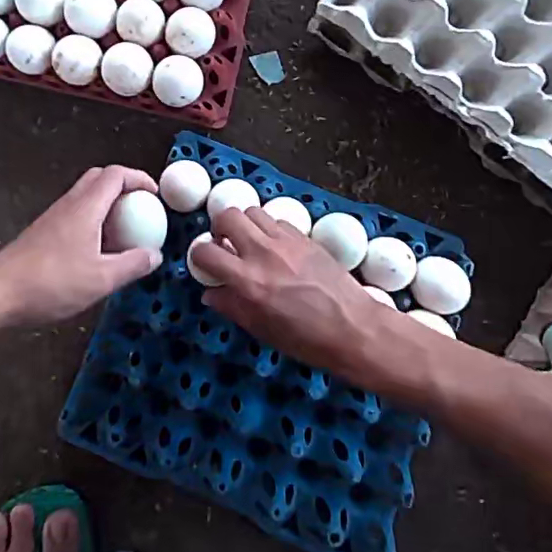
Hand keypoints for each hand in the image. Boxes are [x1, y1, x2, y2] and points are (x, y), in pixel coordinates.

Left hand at [0, 165, 162, 326]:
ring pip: (85, 198)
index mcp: (85, 208)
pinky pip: (74, 216)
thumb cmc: (48, 283)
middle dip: (124, 188)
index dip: (139, 179)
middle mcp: (68, 205)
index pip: (115, 175)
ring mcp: (53, 218)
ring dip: (107, 208)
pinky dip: (92, 224)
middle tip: (141, 211)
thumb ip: (132, 265)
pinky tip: (97, 253)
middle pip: (99, 179)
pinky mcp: (42, 234)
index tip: (155, 196)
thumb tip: (153, 256)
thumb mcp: (101, 279)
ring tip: (123, 235)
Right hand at [191, 207, 403, 375]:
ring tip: (250, 242)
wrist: (353, 328)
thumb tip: (211, 292)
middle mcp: (264, 254)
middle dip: (220, 228)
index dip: (198, 255)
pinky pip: (277, 221)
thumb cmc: (306, 339)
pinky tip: (276, 248)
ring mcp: (286, 242)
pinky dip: (269, 229)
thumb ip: (232, 306)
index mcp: (248, 282)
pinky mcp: (305, 237)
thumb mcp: (262, 329)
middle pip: (227, 216)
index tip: (204, 263)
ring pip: (252, 212)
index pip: (206, 252)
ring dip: (245, 224)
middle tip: (225, 244)